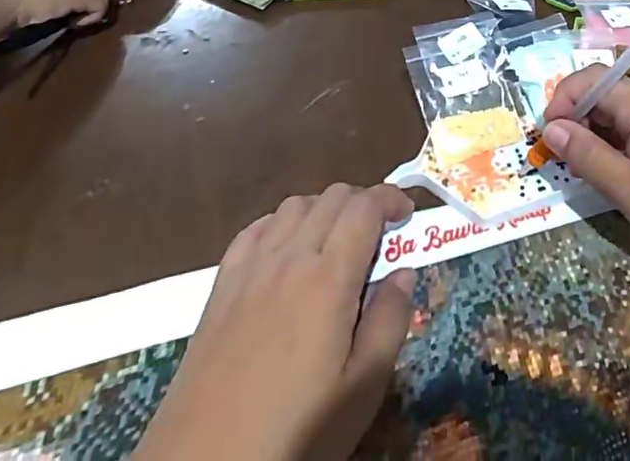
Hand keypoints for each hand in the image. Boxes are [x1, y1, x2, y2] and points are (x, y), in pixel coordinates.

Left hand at [137, 185, 416, 460]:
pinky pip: (255, 229)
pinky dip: (282, 223)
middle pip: (332, 197)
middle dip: (364, 202)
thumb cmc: (297, 432)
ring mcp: (250, 268)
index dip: (391, 199)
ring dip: (324, 209)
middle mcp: (289, 257)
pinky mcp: (221, 286)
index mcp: (329, 278)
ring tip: (337, 242)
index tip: (408, 215)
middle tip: (381, 235)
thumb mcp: (363, 388)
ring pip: (294, 206)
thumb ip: (390, 320)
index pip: (365, 207)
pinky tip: (288, 250)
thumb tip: (404, 272)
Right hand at [539, 71, 629, 276]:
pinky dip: (606, 142)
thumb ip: (587, 154)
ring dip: (588, 132)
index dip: (563, 99)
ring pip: (612, 110)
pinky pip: (626, 126)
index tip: (548, 137)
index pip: (593, 78)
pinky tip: (602, 171)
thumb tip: (550, 128)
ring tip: (578, 168)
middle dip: (573, 117)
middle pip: (602, 91)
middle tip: (560, 157)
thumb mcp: (628, 189)